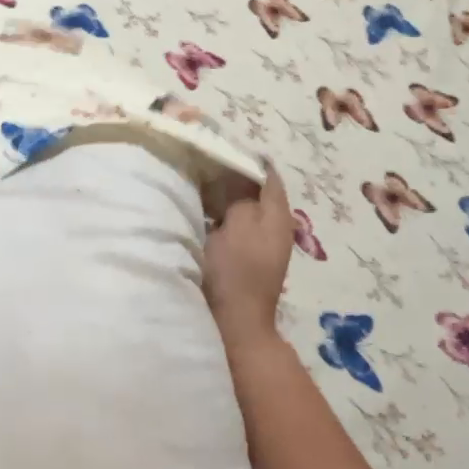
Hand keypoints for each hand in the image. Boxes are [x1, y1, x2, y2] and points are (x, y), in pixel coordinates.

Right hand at [201, 164, 294, 340]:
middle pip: (252, 189)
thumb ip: (242, 196)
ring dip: (219, 195)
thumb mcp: (239, 224)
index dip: (245, 158)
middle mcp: (272, 227)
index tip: (216, 145)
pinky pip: (228, 224)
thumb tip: (238, 178)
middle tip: (198, 159)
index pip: (267, 174)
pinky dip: (214, 214)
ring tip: (192, 180)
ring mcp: (256, 245)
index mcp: (277, 216)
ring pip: (238, 207)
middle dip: (228, 174)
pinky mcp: (240, 259)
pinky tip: (194, 210)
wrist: (232, 323)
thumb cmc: (236, 270)